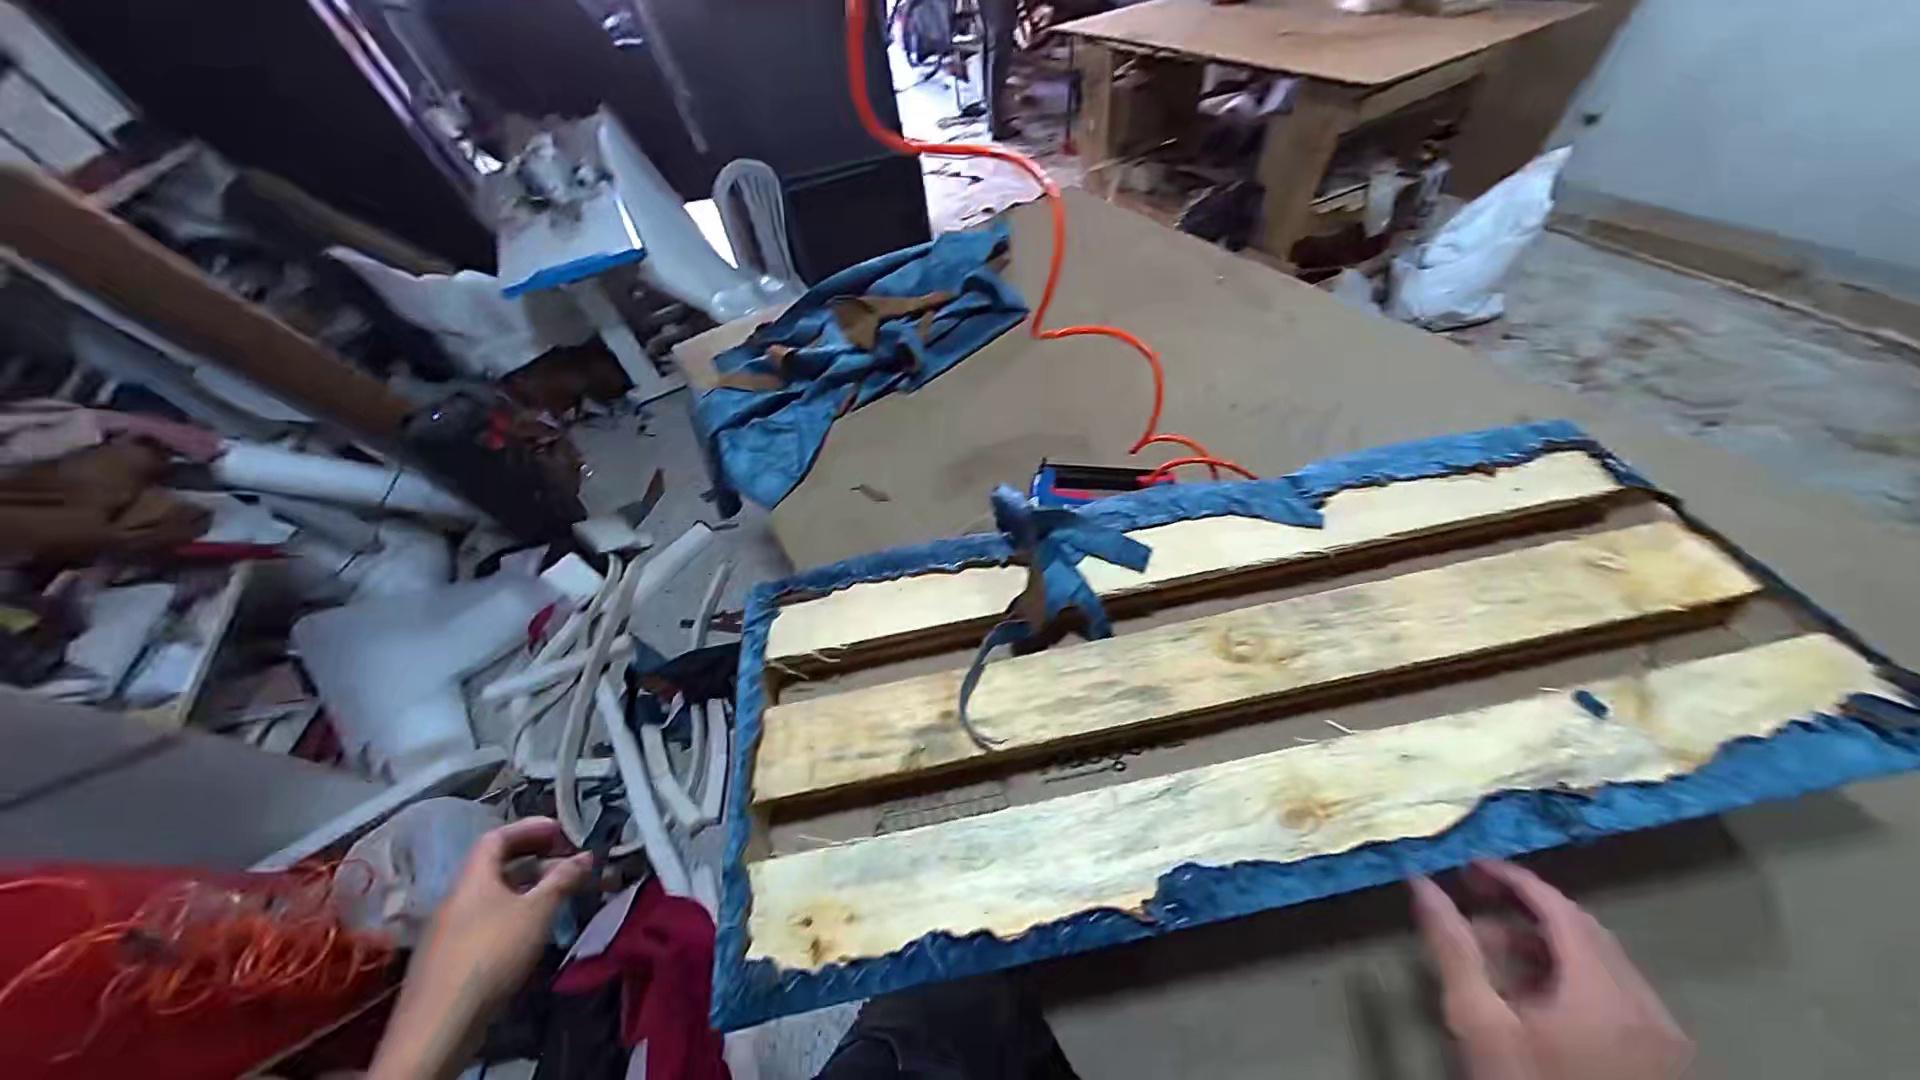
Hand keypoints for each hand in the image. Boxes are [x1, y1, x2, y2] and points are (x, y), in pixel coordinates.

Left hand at [369, 817, 591, 1079]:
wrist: (437, 1027)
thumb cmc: (492, 953)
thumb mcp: (538, 911)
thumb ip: (563, 879)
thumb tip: (586, 856)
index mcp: (473, 879)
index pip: (497, 837)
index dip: (530, 828)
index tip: (561, 831)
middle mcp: (457, 898)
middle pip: (496, 867)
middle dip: (535, 859)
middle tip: (566, 863)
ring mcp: (449, 931)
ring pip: (493, 895)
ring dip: (527, 888)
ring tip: (557, 896)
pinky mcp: (450, 959)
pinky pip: (486, 920)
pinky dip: (513, 913)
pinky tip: (531, 931)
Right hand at [1411, 859, 1693, 1079]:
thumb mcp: (1477, 1019)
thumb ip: (1451, 945)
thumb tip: (1420, 883)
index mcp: (1607, 994)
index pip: (1559, 909)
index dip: (1511, 878)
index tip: (1467, 866)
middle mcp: (1648, 1007)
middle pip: (1582, 930)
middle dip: (1522, 908)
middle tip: (1470, 898)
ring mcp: (1661, 1037)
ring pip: (1597, 960)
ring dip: (1540, 942)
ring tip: (1487, 950)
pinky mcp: (1659, 1059)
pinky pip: (1611, 991)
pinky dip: (1565, 973)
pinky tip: (1526, 990)